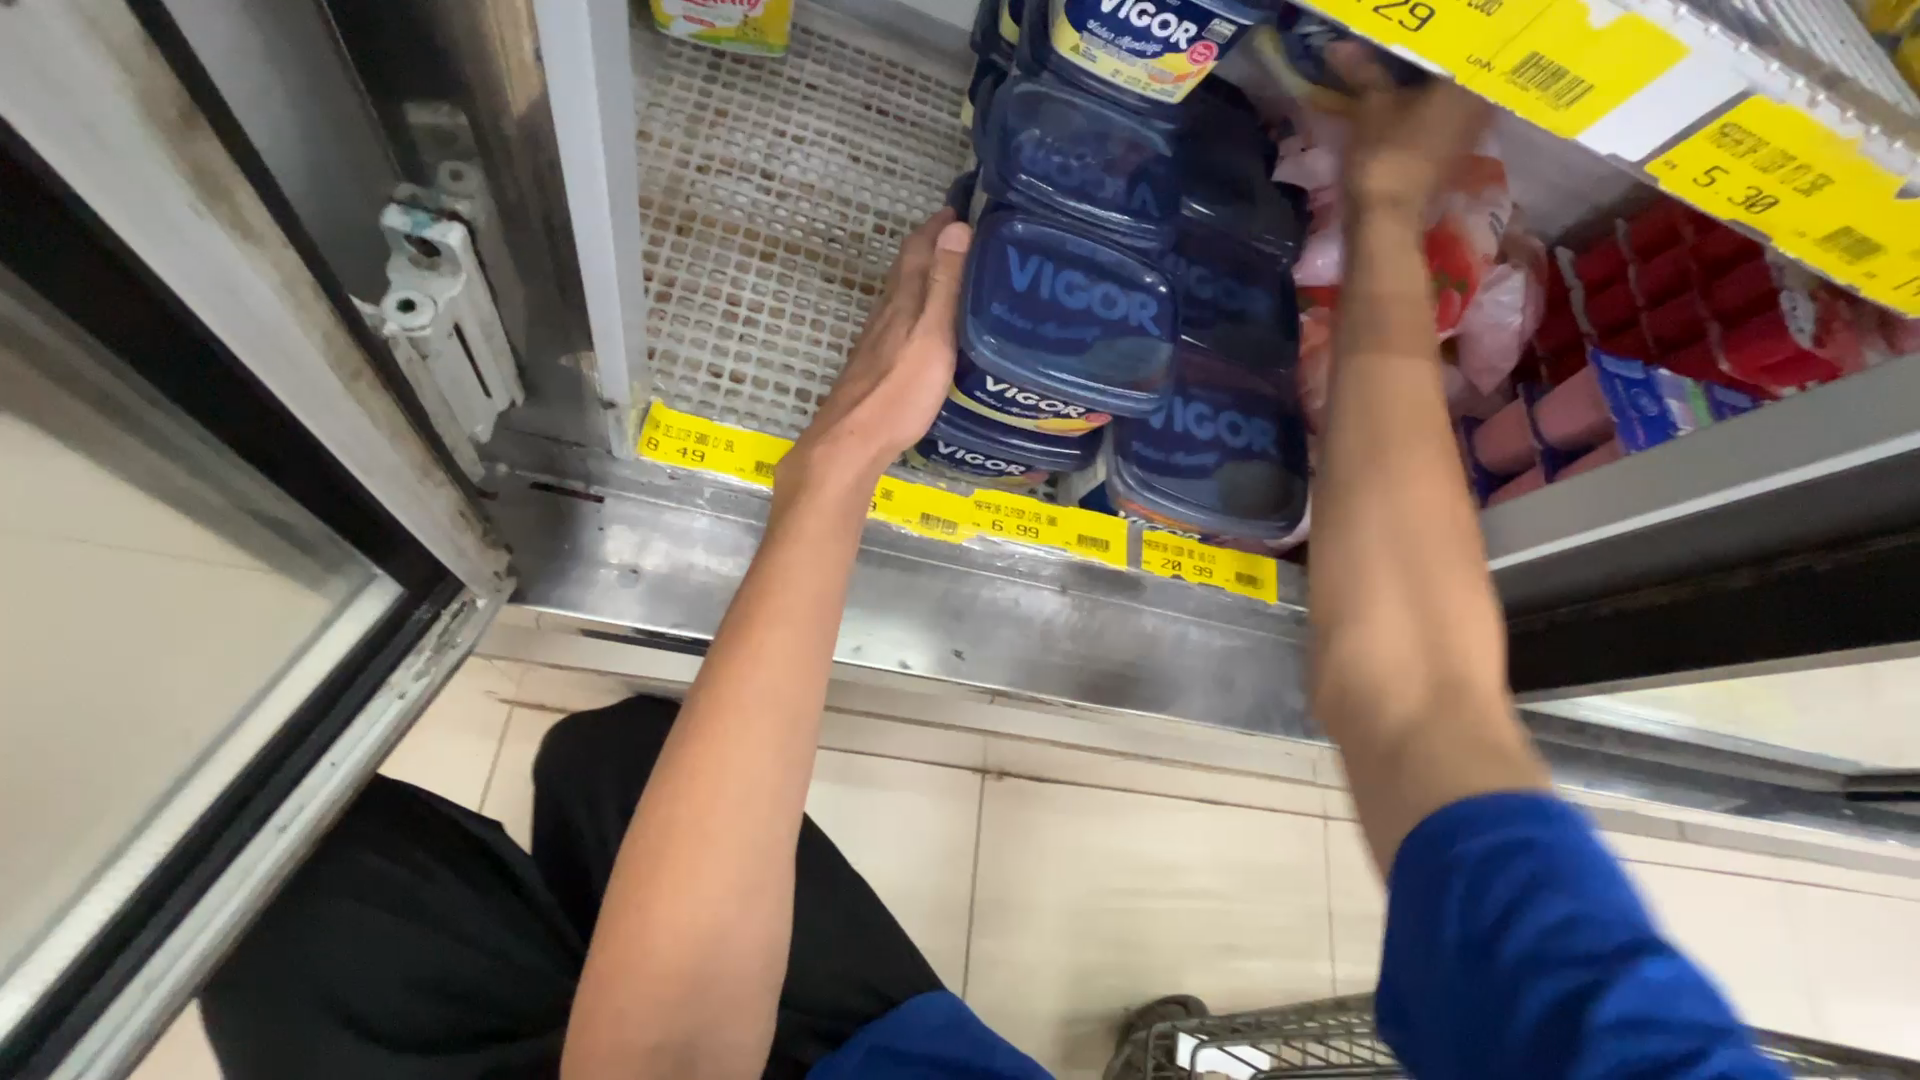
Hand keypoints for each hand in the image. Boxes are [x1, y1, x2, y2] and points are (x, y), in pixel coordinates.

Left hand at [780, 209, 972, 493]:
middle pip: (909, 267)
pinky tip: (930, 322)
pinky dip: (920, 307)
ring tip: (956, 273)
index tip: (965, 205)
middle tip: (968, 236)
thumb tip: (955, 225)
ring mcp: (880, 338)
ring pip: (904, 293)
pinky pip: (903, 320)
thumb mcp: (932, 335)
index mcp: (904, 299)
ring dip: (927, 275)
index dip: (940, 224)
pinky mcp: (879, 362)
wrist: (854, 439)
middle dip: (936, 245)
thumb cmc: (900, 391)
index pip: (920, 247)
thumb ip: (944, 285)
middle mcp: (888, 311)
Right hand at [1329, 43, 1491, 220]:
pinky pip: (1449, 111)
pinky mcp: (1455, 148)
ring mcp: (1472, 126)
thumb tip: (1339, 45)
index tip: (1426, 20)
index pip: (1466, 36)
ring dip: (1435, 76)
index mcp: (1469, 79)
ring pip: (1458, 87)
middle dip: (1441, 51)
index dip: (1444, 26)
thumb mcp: (1370, 108)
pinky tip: (1412, 93)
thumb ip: (1362, 72)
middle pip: (1465, 61)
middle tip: (1416, 35)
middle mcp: (1482, 98)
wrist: (1386, 219)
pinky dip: (1432, 100)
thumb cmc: (1384, 156)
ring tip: (1411, 59)